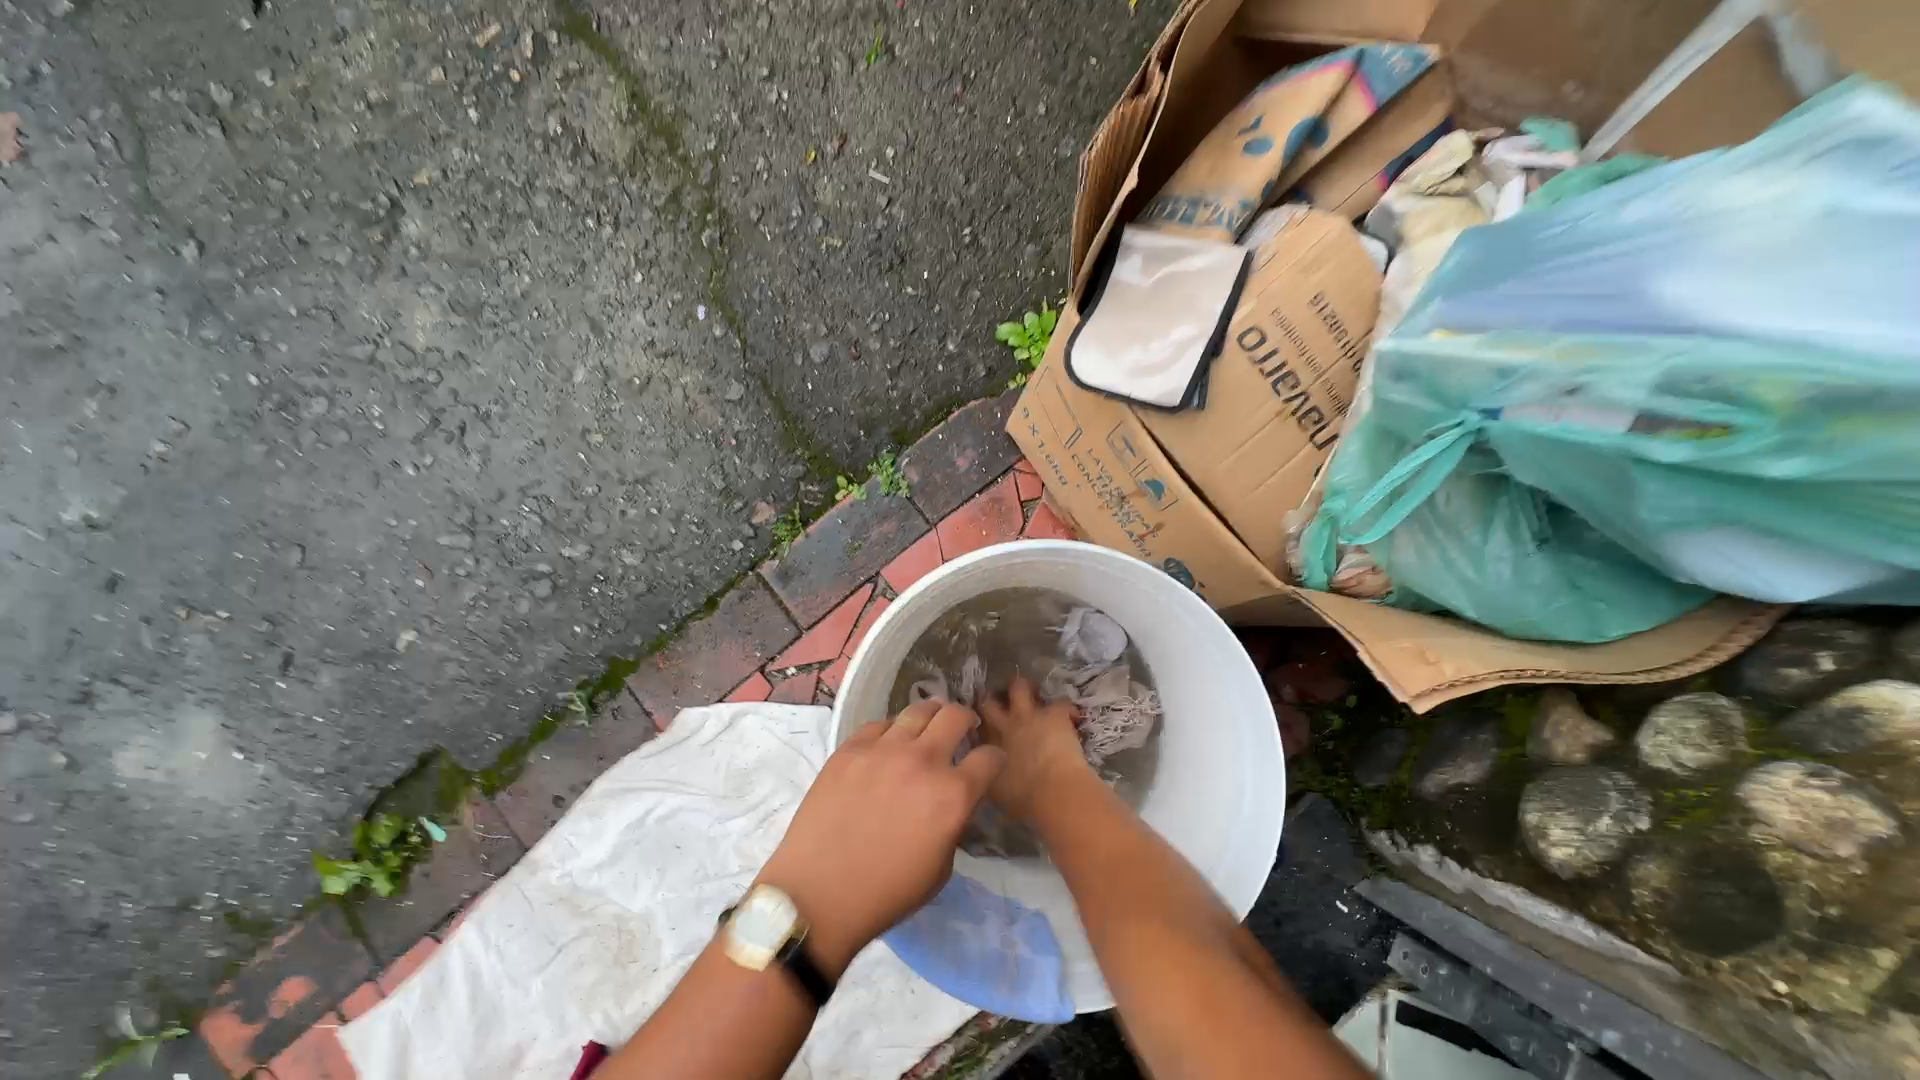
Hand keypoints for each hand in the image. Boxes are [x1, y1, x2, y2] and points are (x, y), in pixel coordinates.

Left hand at [756, 701, 1003, 975]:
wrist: (818, 894)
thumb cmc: (886, 894)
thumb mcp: (941, 868)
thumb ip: (954, 823)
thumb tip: (954, 802)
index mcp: (953, 796)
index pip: (990, 757)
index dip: (994, 759)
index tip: (988, 763)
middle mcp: (923, 762)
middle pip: (956, 717)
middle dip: (967, 721)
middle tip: (963, 730)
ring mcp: (883, 750)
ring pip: (918, 710)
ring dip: (931, 716)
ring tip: (928, 727)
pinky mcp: (850, 749)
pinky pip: (879, 725)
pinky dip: (891, 732)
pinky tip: (888, 745)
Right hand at [977, 675, 1092, 821]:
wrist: (1054, 791)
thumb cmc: (1022, 799)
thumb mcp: (994, 792)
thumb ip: (986, 775)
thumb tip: (982, 772)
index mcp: (987, 745)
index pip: (974, 727)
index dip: (975, 722)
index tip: (978, 722)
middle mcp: (1004, 725)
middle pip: (989, 702)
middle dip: (992, 699)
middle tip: (999, 701)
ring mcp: (1029, 715)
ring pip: (1019, 687)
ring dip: (1024, 687)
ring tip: (1031, 691)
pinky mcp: (1054, 714)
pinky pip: (1061, 702)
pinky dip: (1065, 708)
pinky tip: (1070, 715)